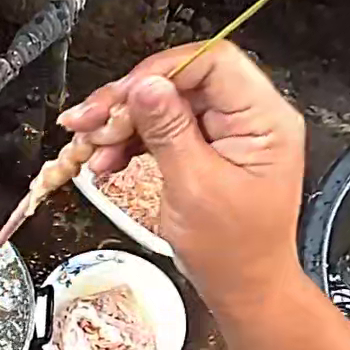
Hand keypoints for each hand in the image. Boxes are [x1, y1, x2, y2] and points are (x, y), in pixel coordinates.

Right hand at [60, 41, 305, 303]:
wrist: (240, 285)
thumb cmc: (232, 249)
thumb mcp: (195, 187)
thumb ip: (168, 131)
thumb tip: (144, 87)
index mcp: (262, 120)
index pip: (211, 64)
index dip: (159, 72)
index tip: (119, 97)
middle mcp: (243, 117)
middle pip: (178, 83)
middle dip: (127, 102)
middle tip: (87, 122)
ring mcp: (219, 132)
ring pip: (160, 105)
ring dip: (119, 125)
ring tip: (90, 148)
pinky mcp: (198, 147)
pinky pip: (156, 130)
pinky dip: (126, 143)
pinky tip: (105, 160)